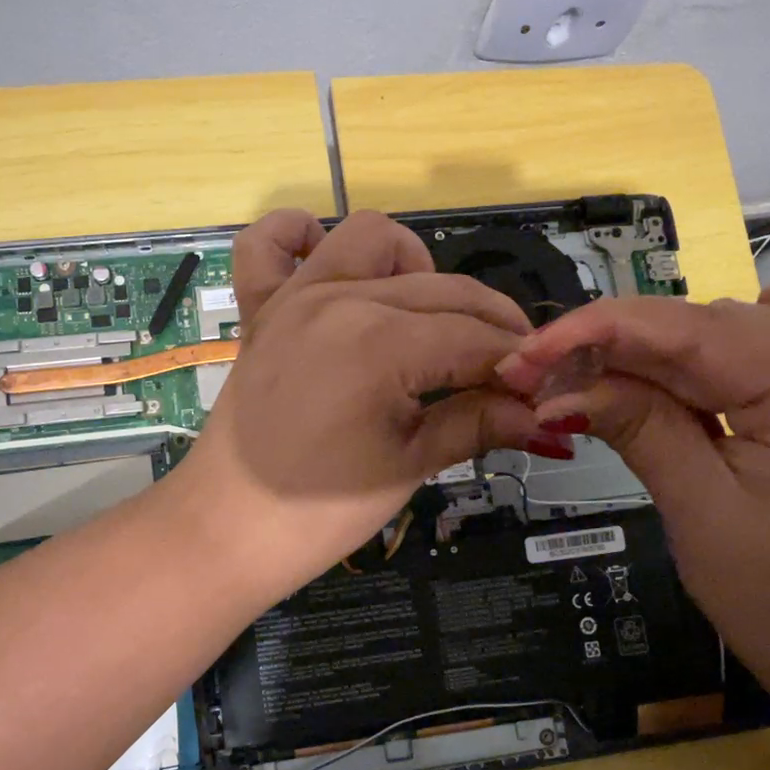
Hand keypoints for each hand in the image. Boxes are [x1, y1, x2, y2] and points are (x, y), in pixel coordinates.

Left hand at [173, 209, 542, 586]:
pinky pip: (267, 243)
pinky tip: (324, 263)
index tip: (545, 389)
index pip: (475, 338)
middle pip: (442, 289)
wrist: (225, 531)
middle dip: (489, 328)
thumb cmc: (317, 514)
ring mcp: (292, 297)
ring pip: (371, 238)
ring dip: (413, 266)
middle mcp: (339, 298)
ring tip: (426, 322)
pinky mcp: (259, 310)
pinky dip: (298, 238)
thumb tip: (542, 415)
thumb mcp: (407, 468)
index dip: (519, 365)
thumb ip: (475, 424)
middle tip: (507, 377)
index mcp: (380, 343)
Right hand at [493, 278, 769, 651]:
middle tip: (545, 375)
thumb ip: (640, 429)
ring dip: (665, 343)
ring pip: (745, 320)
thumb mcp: (700, 514)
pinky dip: (732, 336)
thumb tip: (558, 387)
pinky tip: (698, 363)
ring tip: (606, 377)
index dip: (608, 329)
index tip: (530, 350)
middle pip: (719, 322)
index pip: (703, 333)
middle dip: (623, 342)